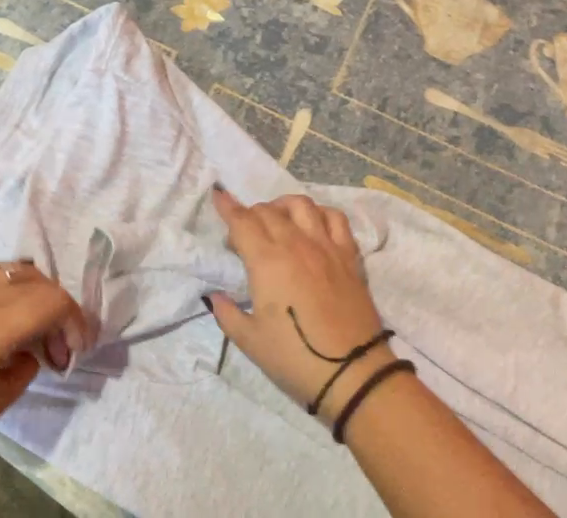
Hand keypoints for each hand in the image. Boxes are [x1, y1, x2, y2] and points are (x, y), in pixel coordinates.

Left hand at [0, 262, 94, 468]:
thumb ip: (27, 362)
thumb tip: (38, 347)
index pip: (55, 302)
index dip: (75, 322)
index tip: (77, 350)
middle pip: (41, 283)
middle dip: (60, 311)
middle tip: (58, 348)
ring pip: (17, 269)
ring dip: (37, 292)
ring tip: (36, 325)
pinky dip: (11, 282)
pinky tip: (9, 308)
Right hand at [206, 188, 392, 420]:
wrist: (352, 372)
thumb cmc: (295, 357)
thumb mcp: (250, 341)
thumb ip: (227, 314)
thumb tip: (214, 296)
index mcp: (267, 260)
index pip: (242, 222)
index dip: (227, 207)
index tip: (218, 195)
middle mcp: (295, 243)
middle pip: (268, 211)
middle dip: (250, 214)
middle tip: (243, 235)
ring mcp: (325, 246)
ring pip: (302, 205)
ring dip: (283, 206)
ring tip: (277, 220)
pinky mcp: (349, 255)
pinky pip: (335, 218)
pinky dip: (320, 213)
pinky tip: (313, 225)